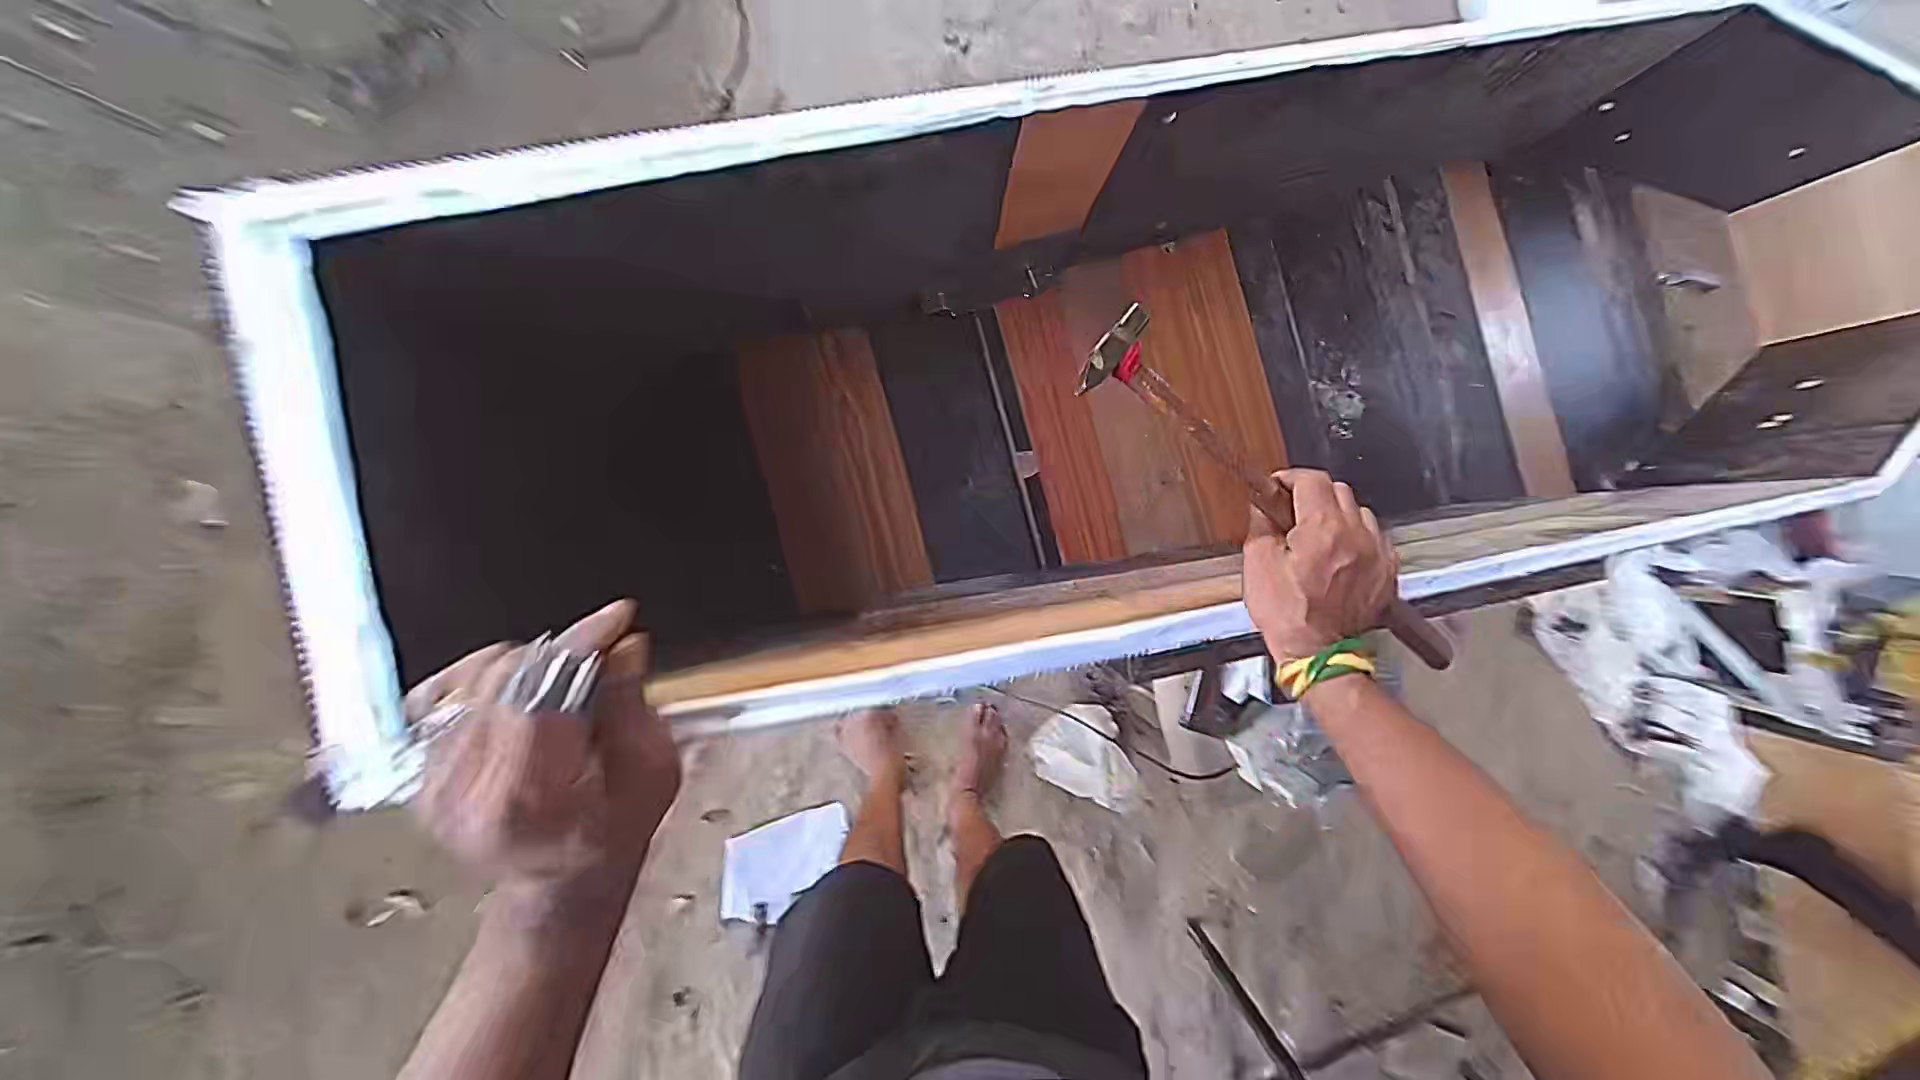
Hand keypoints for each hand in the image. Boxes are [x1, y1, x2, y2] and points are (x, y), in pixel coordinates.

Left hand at [405, 599, 680, 904]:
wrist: (560, 876)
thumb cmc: (612, 831)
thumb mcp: (650, 769)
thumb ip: (631, 705)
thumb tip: (623, 646)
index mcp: (526, 800)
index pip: (541, 694)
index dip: (583, 644)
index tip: (618, 618)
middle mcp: (463, 793)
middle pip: (508, 679)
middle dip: (567, 652)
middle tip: (605, 653)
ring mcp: (432, 782)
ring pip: (478, 676)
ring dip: (532, 662)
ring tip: (567, 680)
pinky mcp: (421, 769)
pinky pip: (440, 692)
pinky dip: (483, 673)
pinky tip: (514, 683)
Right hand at [1242, 469, 1398, 660]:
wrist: (1318, 652)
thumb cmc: (1287, 613)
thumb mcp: (1257, 564)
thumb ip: (1260, 527)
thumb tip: (1262, 507)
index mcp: (1322, 529)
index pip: (1312, 480)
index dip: (1290, 478)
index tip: (1277, 486)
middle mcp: (1356, 534)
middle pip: (1338, 491)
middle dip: (1312, 495)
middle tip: (1291, 513)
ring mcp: (1377, 552)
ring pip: (1358, 513)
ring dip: (1336, 516)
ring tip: (1315, 537)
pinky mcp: (1387, 570)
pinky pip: (1374, 537)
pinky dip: (1355, 538)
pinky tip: (1336, 555)